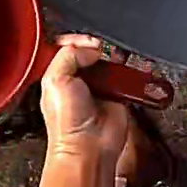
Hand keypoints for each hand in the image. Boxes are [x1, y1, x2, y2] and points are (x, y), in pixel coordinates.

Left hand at [38, 34, 130, 165]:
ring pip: (110, 60)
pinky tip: (130, 67)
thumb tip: (91, 48)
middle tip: (101, 50)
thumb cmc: (67, 123)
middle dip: (97, 45)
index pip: (65, 45)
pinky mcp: (118, 94)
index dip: (76, 39)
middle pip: (90, 50)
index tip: (86, 42)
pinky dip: (131, 69)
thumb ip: (69, 55)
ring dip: (115, 55)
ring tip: (116, 57)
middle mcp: (78, 79)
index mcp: (57, 74)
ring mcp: (98, 86)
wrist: (89, 147)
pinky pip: (127, 75)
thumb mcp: (55, 80)